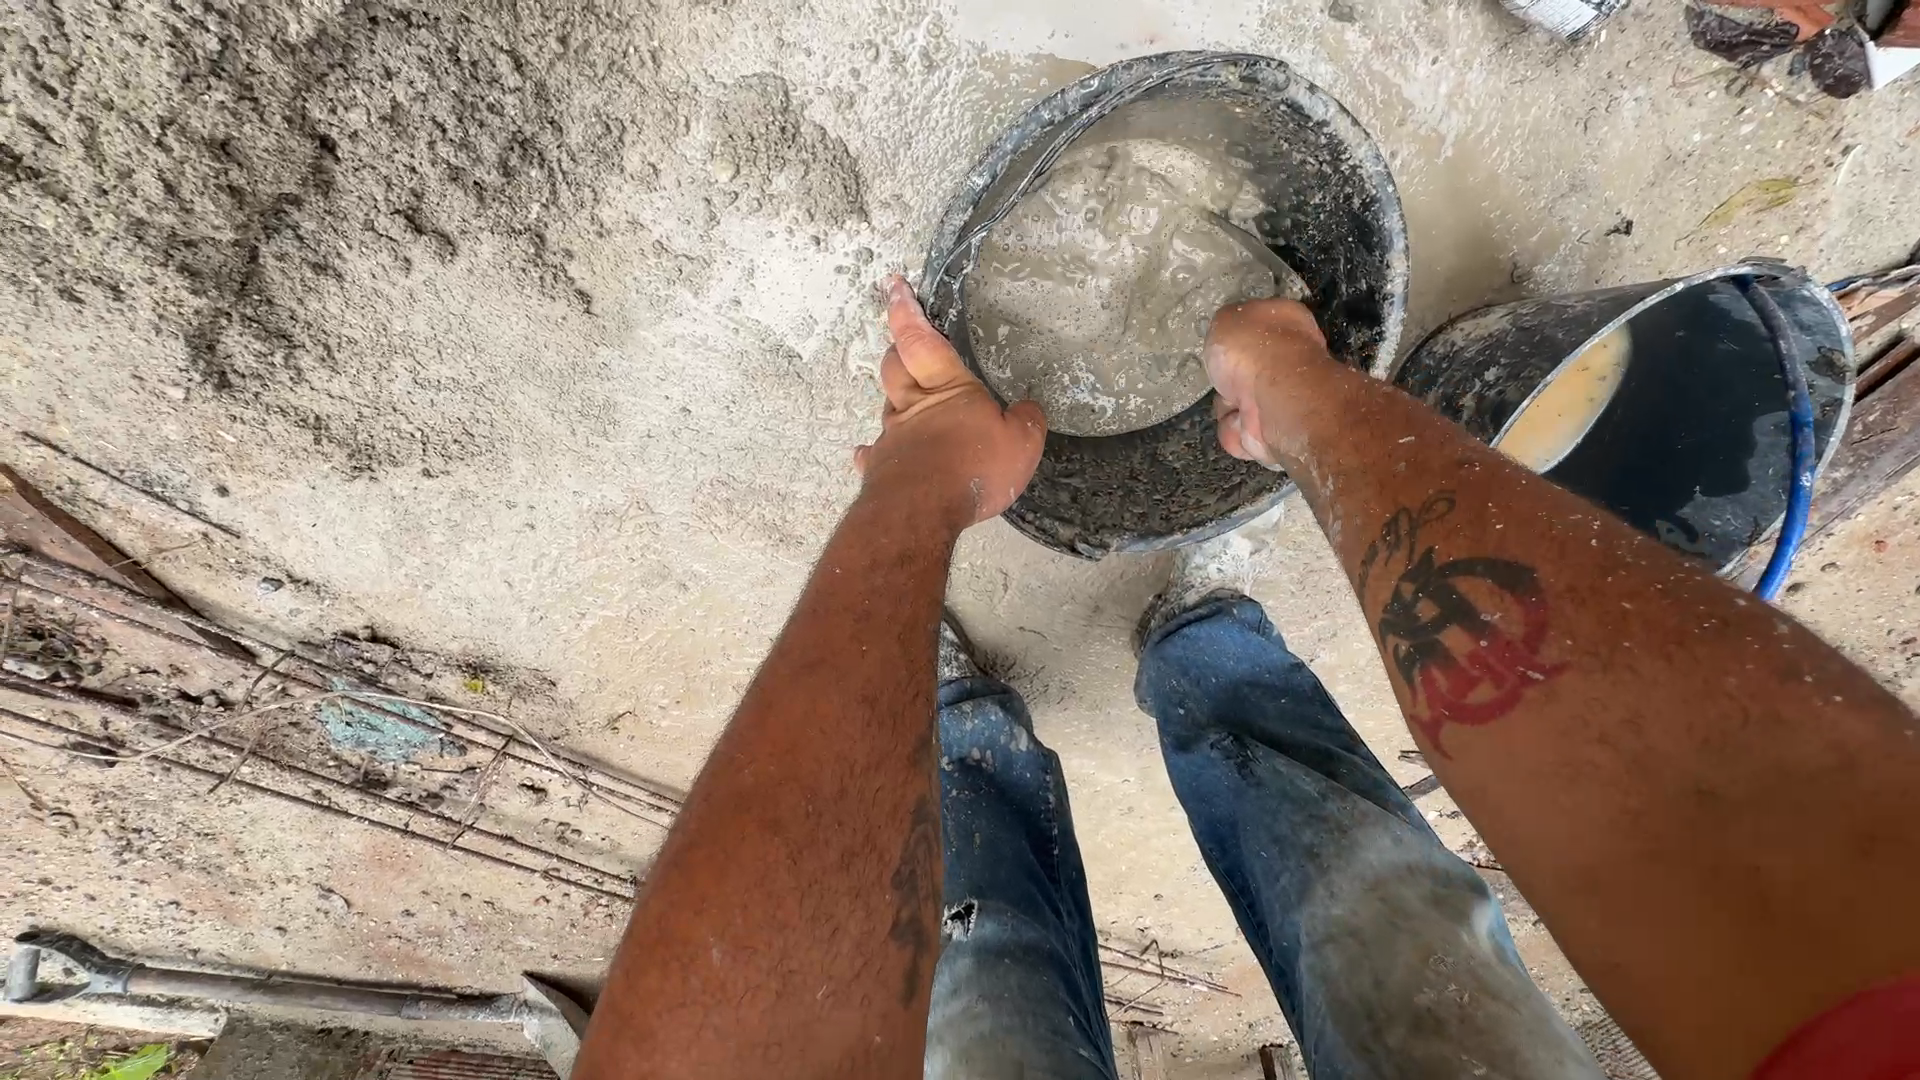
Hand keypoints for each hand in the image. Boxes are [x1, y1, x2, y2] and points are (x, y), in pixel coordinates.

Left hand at [853, 275, 1046, 529]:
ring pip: (888, 407)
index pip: (921, 339)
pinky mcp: (881, 468)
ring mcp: (893, 437)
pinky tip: (870, 454)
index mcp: (948, 389)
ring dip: (894, 399)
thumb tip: (1027, 410)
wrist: (922, 511)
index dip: (906, 310)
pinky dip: (874, 451)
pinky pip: (874, 453)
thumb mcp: (1021, 443)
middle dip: (897, 349)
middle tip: (901, 342)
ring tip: (903, 401)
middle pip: (895, 367)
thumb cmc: (973, 468)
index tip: (894, 285)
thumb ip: (1026, 421)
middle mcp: (914, 407)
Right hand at [1203, 298, 1334, 467]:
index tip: (1222, 347)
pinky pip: (1236, 432)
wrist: (1276, 398)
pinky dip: (1234, 430)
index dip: (1232, 340)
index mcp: (1285, 324)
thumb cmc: (1254, 352)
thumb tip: (1225, 335)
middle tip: (1226, 379)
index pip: (1253, 331)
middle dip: (1225, 382)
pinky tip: (1242, 422)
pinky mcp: (1272, 430)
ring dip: (1227, 407)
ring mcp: (1280, 398)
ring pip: (1231, 405)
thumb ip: (1224, 325)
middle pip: (1236, 374)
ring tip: (1237, 403)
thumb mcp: (1226, 319)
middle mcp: (1286, 361)